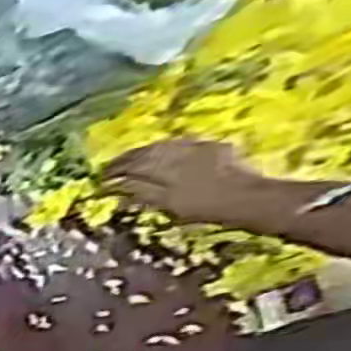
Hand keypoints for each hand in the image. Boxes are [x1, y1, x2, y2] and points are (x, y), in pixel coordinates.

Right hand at [104, 139, 276, 229]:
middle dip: (126, 159)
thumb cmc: (203, 208)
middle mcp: (181, 154)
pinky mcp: (216, 148)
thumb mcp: (165, 204)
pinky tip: (163, 153)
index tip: (99, 179)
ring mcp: (201, 149)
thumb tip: (112, 186)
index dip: (114, 171)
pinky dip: (168, 147)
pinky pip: (185, 143)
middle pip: (147, 152)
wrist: (251, 198)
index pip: (132, 165)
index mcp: (166, 168)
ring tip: (131, 159)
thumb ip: (139, 191)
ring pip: (165, 145)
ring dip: (144, 151)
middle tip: (110, 168)